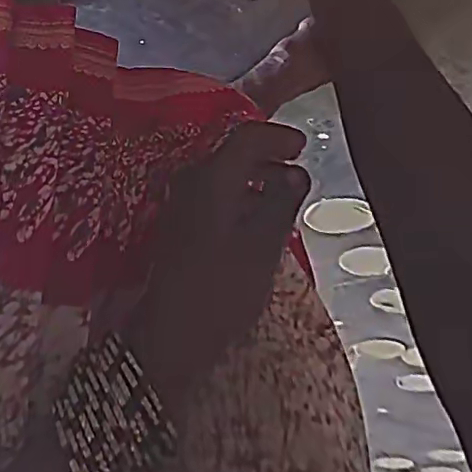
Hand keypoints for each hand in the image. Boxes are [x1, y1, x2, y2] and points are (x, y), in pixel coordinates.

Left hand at [125, 122, 311, 402]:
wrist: (169, 335)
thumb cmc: (220, 289)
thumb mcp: (261, 246)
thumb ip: (281, 203)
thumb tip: (296, 173)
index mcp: (212, 178)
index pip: (246, 137)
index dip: (277, 136)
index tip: (302, 145)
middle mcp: (193, 180)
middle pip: (233, 152)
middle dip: (268, 155)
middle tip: (297, 166)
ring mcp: (182, 201)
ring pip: (224, 173)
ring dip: (256, 176)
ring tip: (285, 194)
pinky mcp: (180, 222)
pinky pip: (215, 192)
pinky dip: (241, 194)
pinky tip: (259, 217)